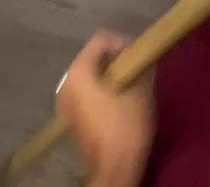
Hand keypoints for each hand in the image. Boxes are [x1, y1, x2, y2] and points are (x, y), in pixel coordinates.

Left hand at [57, 31, 153, 186]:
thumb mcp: (141, 90)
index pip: (101, 39)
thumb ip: (141, 65)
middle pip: (93, 55)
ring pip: (89, 73)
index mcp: (79, 71)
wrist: (114, 169)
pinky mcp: (70, 115)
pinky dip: (101, 87)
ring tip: (129, 83)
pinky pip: (86, 89)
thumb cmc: (126, 126)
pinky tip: (117, 98)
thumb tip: (143, 55)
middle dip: (115, 58)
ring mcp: (65, 100)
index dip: (122, 42)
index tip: (138, 56)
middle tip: (135, 68)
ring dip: (109, 73)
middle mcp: (67, 81)